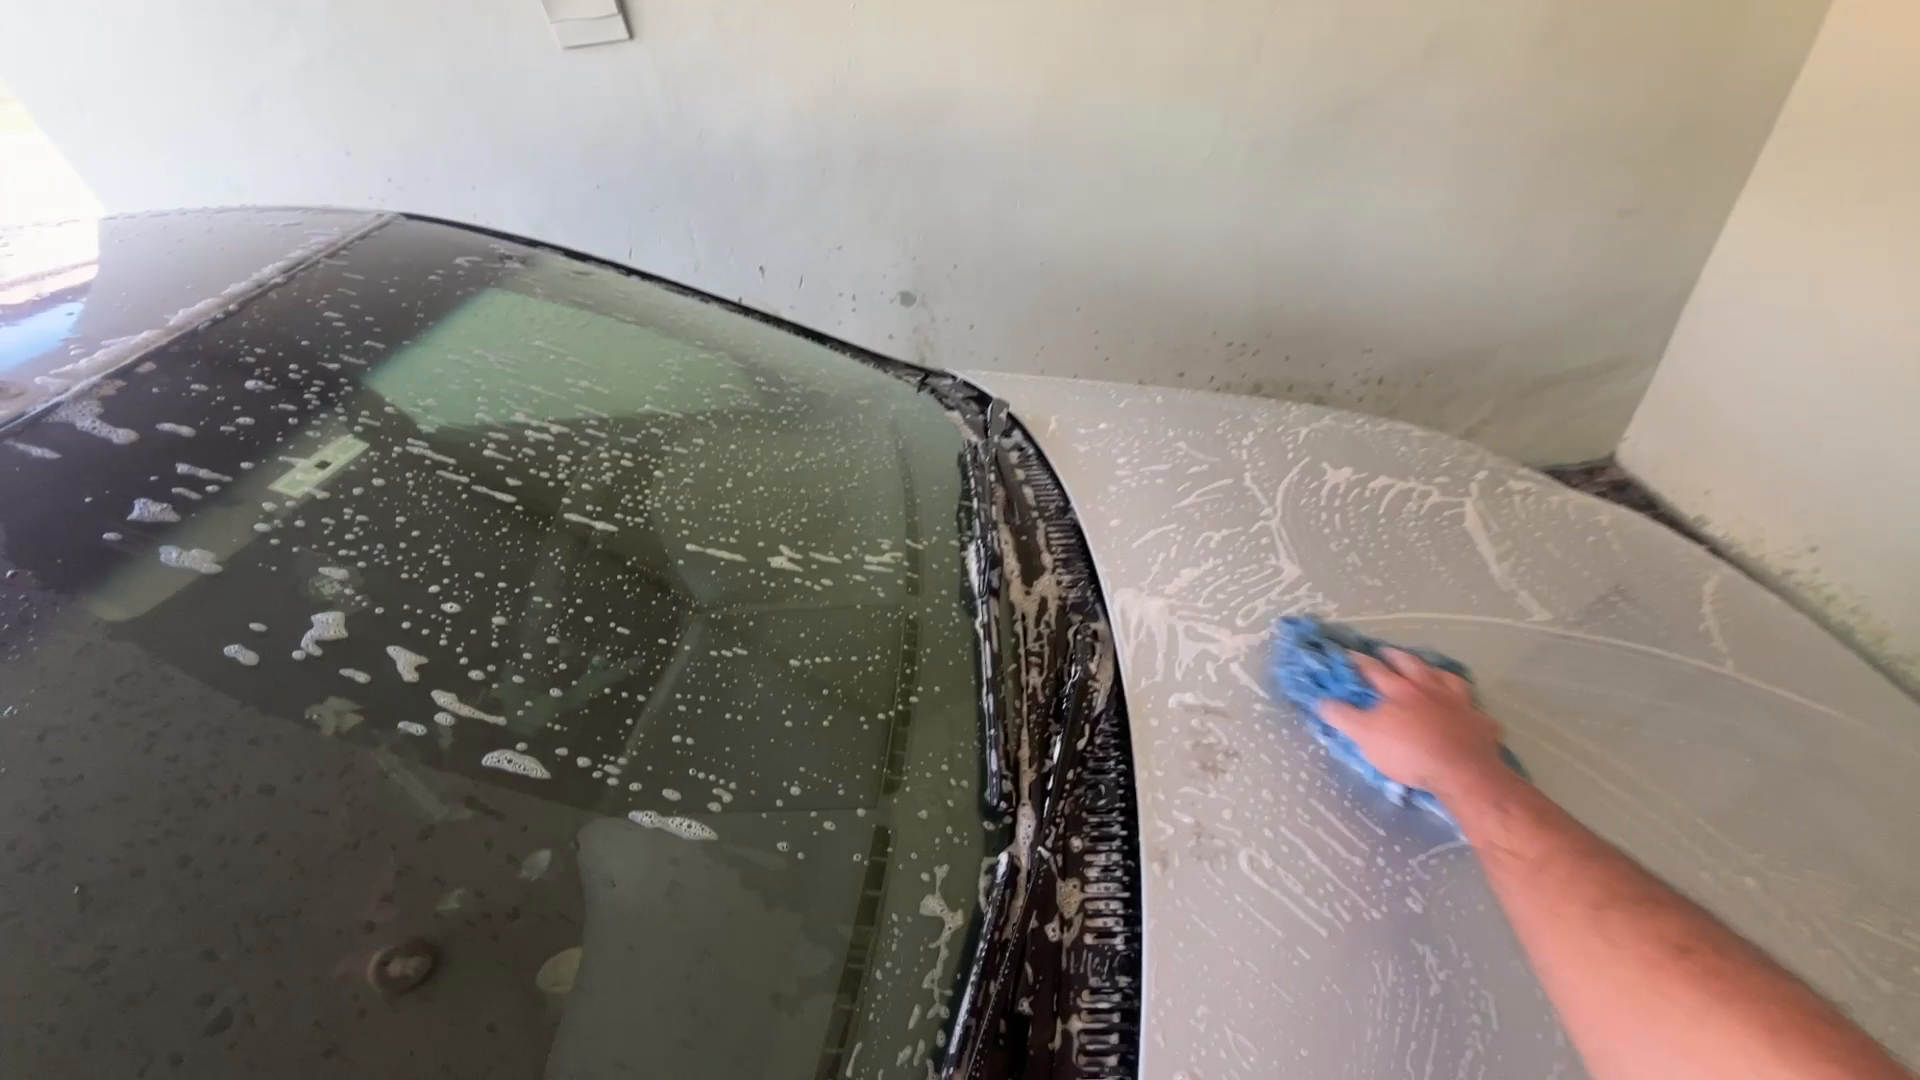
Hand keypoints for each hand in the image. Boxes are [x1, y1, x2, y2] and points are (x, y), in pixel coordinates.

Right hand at [1317, 649, 1505, 798]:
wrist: (1462, 772)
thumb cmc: (1408, 752)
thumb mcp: (1364, 736)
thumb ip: (1342, 717)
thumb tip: (1321, 701)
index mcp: (1399, 690)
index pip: (1374, 669)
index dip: (1359, 661)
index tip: (1347, 654)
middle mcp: (1430, 689)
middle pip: (1412, 664)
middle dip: (1396, 656)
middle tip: (1386, 652)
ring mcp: (1460, 704)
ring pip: (1448, 679)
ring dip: (1436, 673)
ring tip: (1430, 673)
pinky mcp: (1482, 724)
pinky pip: (1477, 711)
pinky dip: (1470, 709)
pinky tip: (1468, 712)